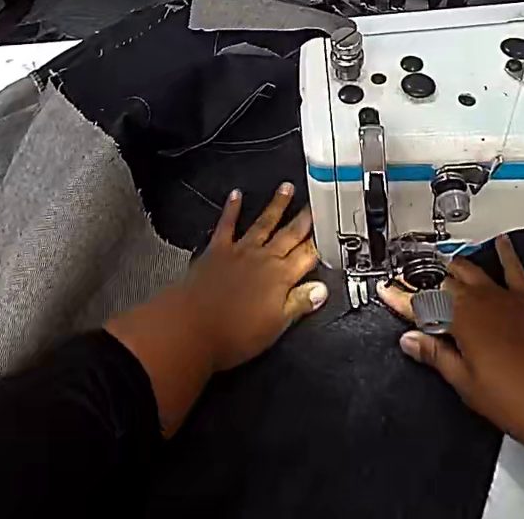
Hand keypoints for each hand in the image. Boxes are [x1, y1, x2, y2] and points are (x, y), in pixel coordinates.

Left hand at [179, 182, 327, 369]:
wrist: (191, 328)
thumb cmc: (233, 335)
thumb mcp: (275, 326)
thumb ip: (299, 304)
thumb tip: (322, 289)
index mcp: (281, 277)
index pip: (308, 256)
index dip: (321, 244)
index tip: (332, 233)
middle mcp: (264, 258)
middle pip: (290, 234)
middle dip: (305, 218)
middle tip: (316, 202)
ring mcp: (241, 250)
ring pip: (264, 222)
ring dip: (277, 205)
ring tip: (286, 188)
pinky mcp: (218, 249)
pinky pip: (227, 224)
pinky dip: (232, 208)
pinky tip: (236, 195)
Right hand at [379, 234, 523, 456]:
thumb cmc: (516, 401)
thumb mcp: (465, 383)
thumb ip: (436, 355)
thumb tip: (410, 340)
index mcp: (461, 319)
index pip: (420, 304)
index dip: (399, 297)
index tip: (385, 290)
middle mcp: (481, 301)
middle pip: (442, 282)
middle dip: (421, 281)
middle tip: (406, 283)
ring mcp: (504, 298)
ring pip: (470, 270)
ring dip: (451, 267)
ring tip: (437, 265)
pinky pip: (512, 270)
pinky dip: (505, 254)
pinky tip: (500, 241)